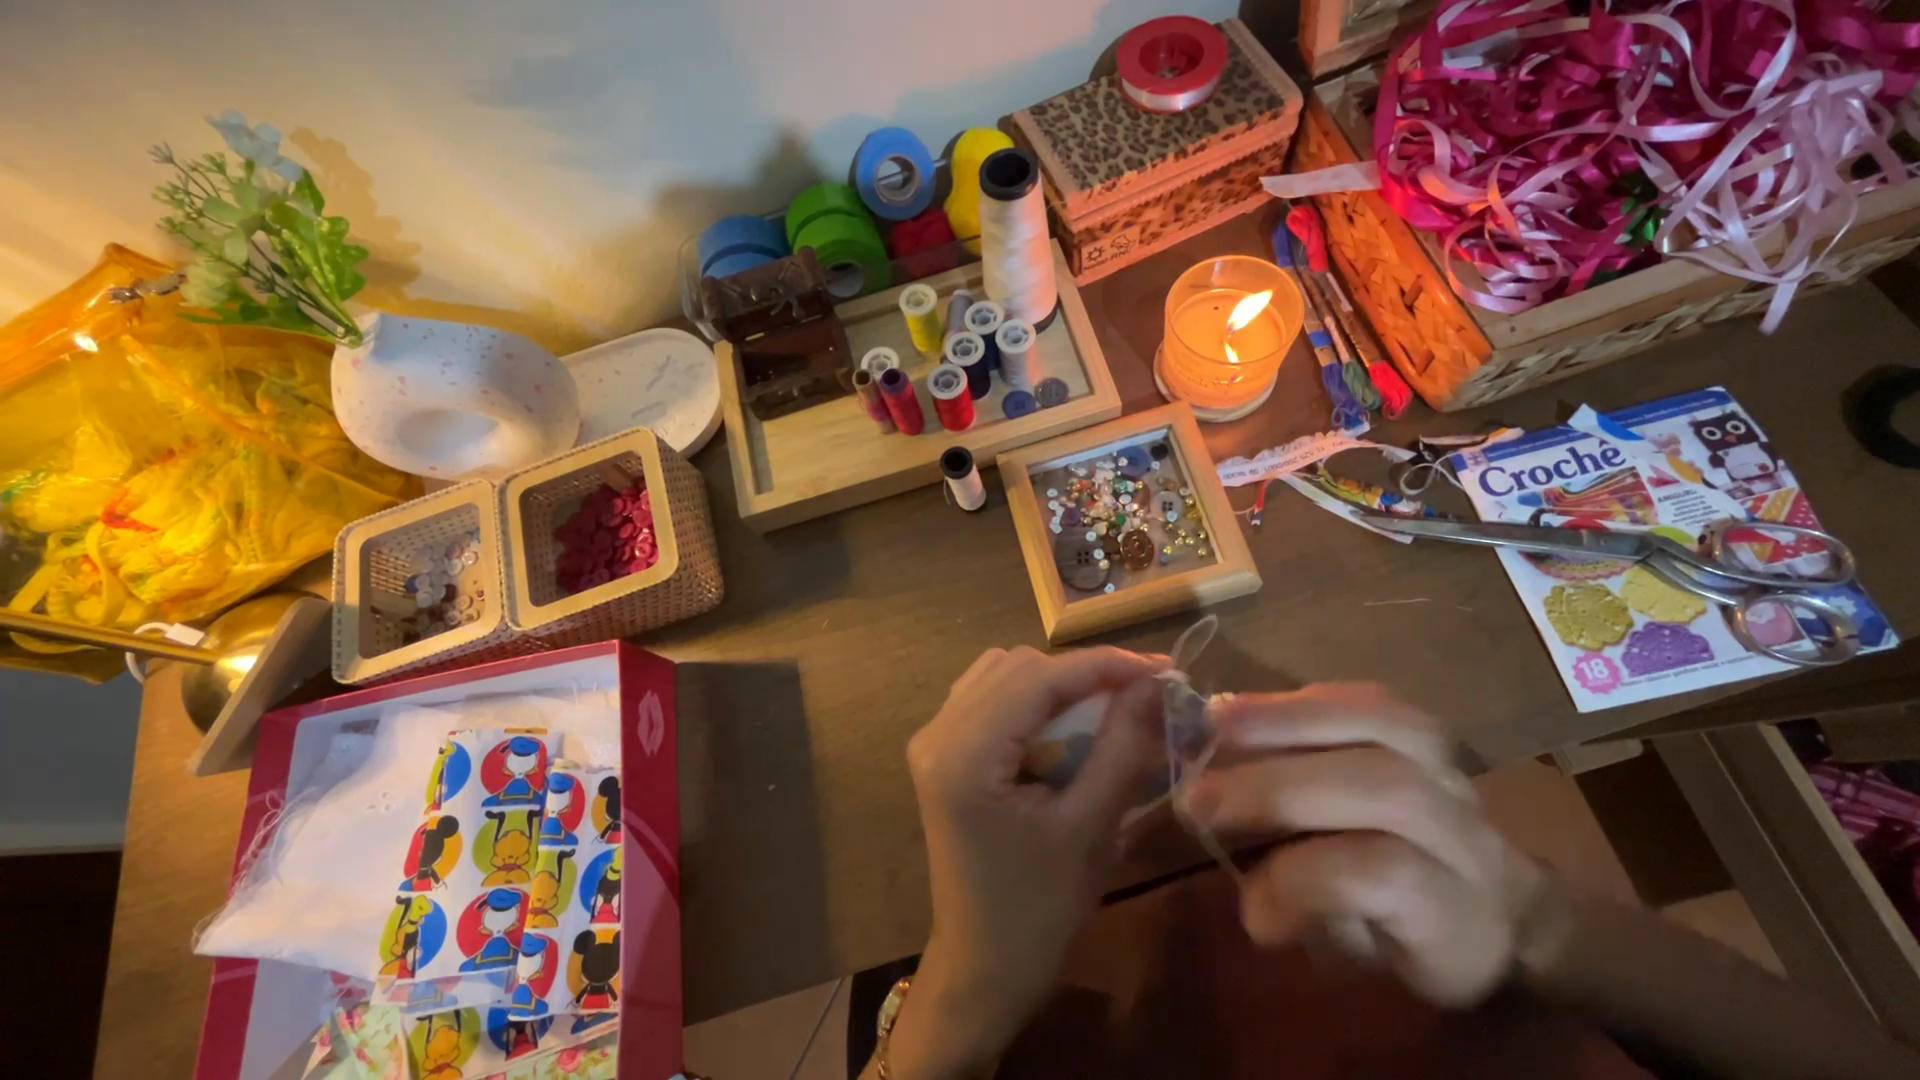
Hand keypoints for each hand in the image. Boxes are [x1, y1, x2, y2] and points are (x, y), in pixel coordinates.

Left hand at [895, 645, 1166, 1075]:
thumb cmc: (1039, 909)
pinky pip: (989, 698)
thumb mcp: (1091, 828)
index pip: (1038, 678)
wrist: (983, 965)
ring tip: (1111, 707)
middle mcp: (937, 733)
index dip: (1104, 664)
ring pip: (1002, 674)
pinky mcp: (941, 753)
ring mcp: (932, 740)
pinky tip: (1066, 724)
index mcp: (964, 754)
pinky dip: (1032, 701)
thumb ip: (1122, 747)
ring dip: (1058, 684)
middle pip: (1017, 667)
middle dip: (1083, 673)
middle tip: (1143, 693)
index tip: (1164, 668)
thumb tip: (1155, 683)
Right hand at [1177, 683, 1550, 1006]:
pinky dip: (1300, 699)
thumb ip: (1314, 921)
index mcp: (1458, 914)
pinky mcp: (1429, 734)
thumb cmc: (1406, 941)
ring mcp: (1454, 773)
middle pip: (1384, 786)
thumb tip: (1251, 893)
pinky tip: (1250, 710)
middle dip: (1275, 786)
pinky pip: (1371, 699)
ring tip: (1213, 725)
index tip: (1250, 912)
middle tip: (1197, 798)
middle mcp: (1468, 833)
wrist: (1492, 910)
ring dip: (1283, 719)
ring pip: (1386, 724)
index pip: (1386, 874)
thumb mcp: (1366, 960)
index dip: (1302, 882)